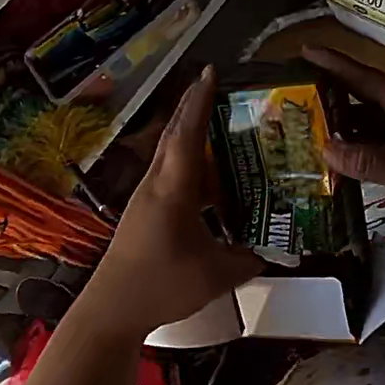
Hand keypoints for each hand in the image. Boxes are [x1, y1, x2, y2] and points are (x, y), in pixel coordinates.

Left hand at [78, 67, 262, 338]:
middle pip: (174, 134)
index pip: (187, 134)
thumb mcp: (216, 274)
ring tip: (220, 121)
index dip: (199, 101)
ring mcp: (146, 198)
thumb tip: (274, 248)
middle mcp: (156, 185)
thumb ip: (249, 257)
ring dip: (190, 132)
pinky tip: (210, 174)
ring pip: (170, 153)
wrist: (110, 313)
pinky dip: (190, 161)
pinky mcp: (144, 212)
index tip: (210, 71)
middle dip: (194, 104)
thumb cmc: (161, 286)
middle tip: (217, 83)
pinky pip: (170, 173)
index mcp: (173, 190)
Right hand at [303, 46, 384, 219]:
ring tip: (307, 124)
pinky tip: (338, 153)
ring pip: (367, 118)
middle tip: (295, 90)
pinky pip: (376, 136)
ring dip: (341, 121)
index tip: (305, 50)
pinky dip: (356, 141)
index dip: (334, 63)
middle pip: (361, 94)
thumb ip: (366, 160)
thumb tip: (325, 148)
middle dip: (330, 90)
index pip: (363, 77)